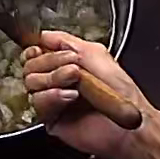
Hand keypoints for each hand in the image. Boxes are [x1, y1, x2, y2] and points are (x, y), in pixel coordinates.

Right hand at [22, 31, 152, 158]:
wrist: (130, 123)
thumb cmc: (121, 92)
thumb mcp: (94, 52)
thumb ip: (65, 40)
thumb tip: (42, 35)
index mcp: (64, 64)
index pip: (34, 53)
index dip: (35, 50)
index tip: (41, 49)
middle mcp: (56, 81)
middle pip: (30, 66)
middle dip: (50, 62)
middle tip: (73, 68)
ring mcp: (52, 100)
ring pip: (31, 82)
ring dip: (55, 78)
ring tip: (75, 82)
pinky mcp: (50, 118)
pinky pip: (37, 102)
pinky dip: (53, 96)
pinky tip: (70, 97)